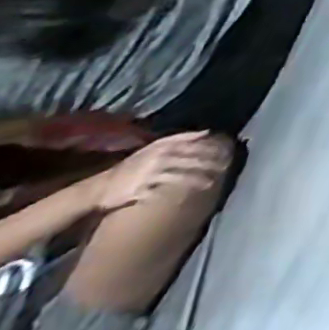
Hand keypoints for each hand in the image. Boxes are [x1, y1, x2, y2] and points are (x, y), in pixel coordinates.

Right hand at [83, 132, 231, 211]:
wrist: (102, 186)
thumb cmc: (135, 164)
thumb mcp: (156, 146)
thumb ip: (182, 137)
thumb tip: (207, 131)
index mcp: (163, 146)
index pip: (192, 145)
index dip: (210, 149)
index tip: (226, 153)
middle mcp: (158, 157)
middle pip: (188, 160)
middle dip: (207, 164)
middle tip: (224, 168)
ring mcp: (148, 173)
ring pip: (177, 175)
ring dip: (194, 179)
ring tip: (210, 183)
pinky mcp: (139, 189)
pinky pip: (159, 191)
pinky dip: (173, 194)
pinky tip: (184, 197)